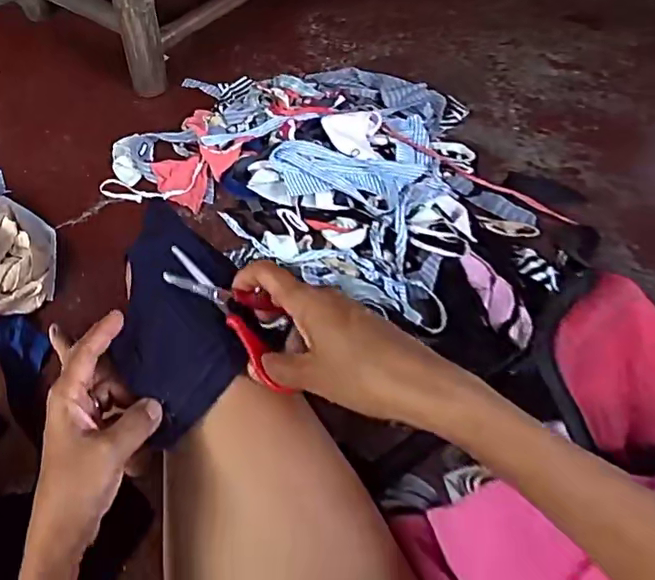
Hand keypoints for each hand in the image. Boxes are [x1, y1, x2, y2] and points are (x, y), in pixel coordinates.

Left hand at [21, 311, 161, 579]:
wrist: (61, 531)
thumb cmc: (76, 486)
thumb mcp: (109, 451)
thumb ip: (136, 422)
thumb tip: (155, 403)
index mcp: (66, 395)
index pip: (85, 352)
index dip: (102, 332)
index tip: (120, 314)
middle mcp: (71, 400)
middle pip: (97, 368)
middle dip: (113, 358)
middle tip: (130, 337)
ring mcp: (80, 418)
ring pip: (107, 389)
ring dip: (126, 391)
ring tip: (146, 395)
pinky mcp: (90, 436)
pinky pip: (111, 409)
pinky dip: (126, 409)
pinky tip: (144, 413)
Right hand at [234, 261, 488, 432]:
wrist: (422, 384)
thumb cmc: (362, 375)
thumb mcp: (311, 376)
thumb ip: (277, 367)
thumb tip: (258, 363)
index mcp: (307, 300)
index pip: (266, 270)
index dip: (244, 277)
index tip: (233, 297)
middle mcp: (325, 296)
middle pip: (284, 289)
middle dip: (263, 307)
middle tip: (252, 332)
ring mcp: (345, 308)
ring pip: (304, 308)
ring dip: (286, 326)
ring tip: (285, 360)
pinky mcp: (361, 323)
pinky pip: (323, 319)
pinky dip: (308, 333)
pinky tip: (316, 365)